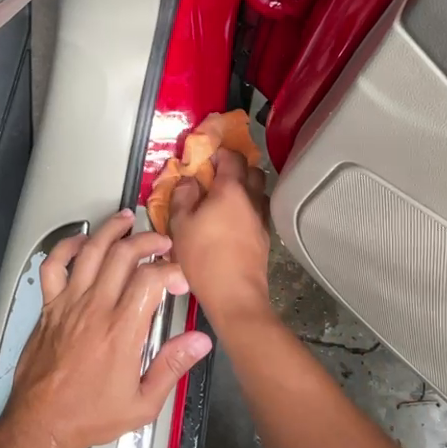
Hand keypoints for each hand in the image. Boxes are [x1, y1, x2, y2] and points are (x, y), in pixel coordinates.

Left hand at [0, 210, 212, 447]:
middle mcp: (95, 309)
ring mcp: (69, 304)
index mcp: (121, 331)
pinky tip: (82, 241)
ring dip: (112, 230)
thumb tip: (201, 340)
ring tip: (128, 219)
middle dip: (148, 240)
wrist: (42, 425)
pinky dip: (67, 246)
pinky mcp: (49, 307)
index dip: (172, 269)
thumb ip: (172, 366)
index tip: (180, 278)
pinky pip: (54, 265)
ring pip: (91, 251)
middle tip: (162, 242)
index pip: (151, 278)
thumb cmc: (91, 416)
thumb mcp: (143, 403)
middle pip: (123, 254)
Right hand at [168, 148, 271, 329]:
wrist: (235, 294)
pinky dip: (248, 207)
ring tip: (224, 199)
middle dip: (236, 167)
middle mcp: (251, 198)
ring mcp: (262, 218)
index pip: (232, 156)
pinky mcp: (265, 236)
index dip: (218, 153)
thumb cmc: (204, 257)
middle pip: (252, 169)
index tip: (205, 159)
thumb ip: (183, 196)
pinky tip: (233, 221)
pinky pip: (259, 210)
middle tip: (216, 177)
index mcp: (231, 189)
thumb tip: (189, 180)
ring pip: (258, 190)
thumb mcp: (180, 224)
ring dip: (244, 187)